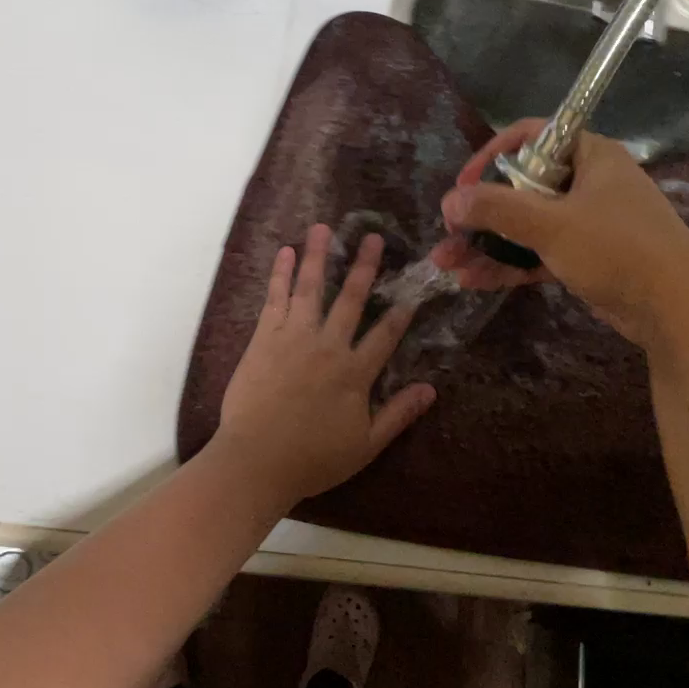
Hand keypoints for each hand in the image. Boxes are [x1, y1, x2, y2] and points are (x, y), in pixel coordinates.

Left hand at [215, 224, 437, 501]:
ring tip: (322, 227)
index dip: (401, 313)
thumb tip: (431, 390)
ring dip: (317, 256)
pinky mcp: (264, 338)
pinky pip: (275, 298)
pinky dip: (280, 274)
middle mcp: (328, 345)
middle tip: (373, 237)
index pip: (385, 334)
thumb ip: (399, 415)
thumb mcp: (366, 445)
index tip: (412, 291)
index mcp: (355, 372)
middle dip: (364, 267)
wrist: (257, 460)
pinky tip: (285, 253)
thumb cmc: (313, 458)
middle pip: (350, 299)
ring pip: (310, 288)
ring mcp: (294, 337)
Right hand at [429, 118, 688, 345]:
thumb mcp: (552, 225)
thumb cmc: (618, 249)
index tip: (463, 185)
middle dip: (481, 214)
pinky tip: (474, 281)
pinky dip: (509, 264)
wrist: (678, 308)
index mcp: (589, 156)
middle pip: (522, 186)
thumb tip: (449, 201)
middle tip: (448, 235)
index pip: (530, 137)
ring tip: (447, 265)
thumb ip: (498, 209)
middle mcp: (588, 182)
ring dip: (488, 244)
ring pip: (526, 225)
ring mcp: (588, 222)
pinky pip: (538, 252)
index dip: (490, 157)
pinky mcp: (587, 257)